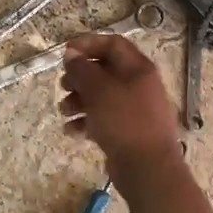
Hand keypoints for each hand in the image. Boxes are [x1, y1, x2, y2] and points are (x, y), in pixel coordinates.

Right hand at [58, 34, 184, 172]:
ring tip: (64, 111)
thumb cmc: (124, 122)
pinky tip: (71, 131)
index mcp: (138, 69)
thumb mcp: (99, 91)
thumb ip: (82, 69)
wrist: (148, 168)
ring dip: (79, 100)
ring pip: (101, 97)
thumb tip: (71, 54)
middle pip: (104, 71)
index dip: (88, 44)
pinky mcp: (127, 132)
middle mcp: (138, 85)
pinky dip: (86, 122)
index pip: (113, 44)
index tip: (65, 53)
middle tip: (63, 85)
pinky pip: (103, 119)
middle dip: (80, 77)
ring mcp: (134, 110)